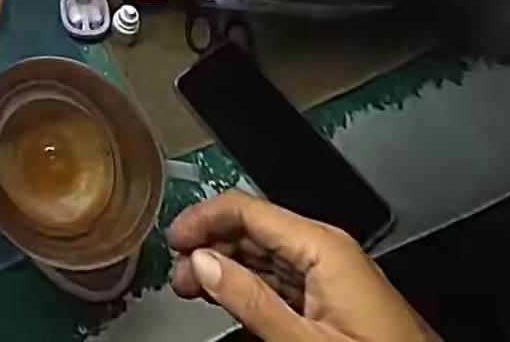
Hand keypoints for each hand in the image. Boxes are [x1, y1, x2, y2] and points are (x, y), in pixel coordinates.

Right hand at [167, 191, 435, 341]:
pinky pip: (283, 278)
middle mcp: (326, 248)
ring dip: (227, 268)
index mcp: (322, 245)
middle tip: (179, 274)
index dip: (202, 219)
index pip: (245, 208)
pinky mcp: (337, 297)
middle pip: (252, 229)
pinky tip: (233, 301)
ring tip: (197, 289)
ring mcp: (333, 272)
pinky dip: (252, 286)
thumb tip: (201, 263)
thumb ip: (252, 300)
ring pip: (264, 254)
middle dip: (210, 247)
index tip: (172, 239)